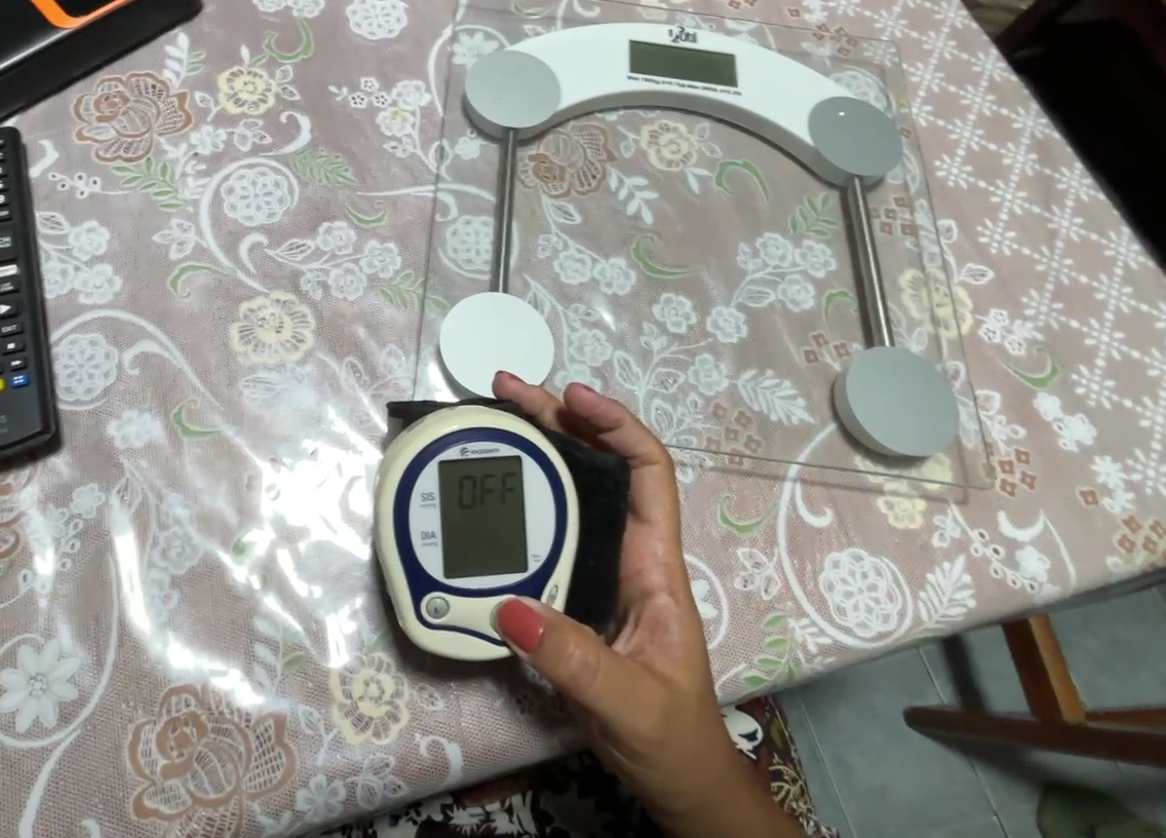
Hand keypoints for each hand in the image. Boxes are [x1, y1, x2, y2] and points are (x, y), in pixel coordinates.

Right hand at [490, 373, 796, 837]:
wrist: (673, 775)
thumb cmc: (670, 736)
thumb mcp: (626, 701)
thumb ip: (573, 660)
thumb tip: (511, 607)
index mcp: (653, 563)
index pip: (649, 471)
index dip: (617, 425)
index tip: (574, 397)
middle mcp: (627, 551)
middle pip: (602, 465)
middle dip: (561, 419)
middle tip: (507, 391)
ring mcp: (600, 567)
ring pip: (573, 491)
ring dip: (539, 448)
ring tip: (496, 419)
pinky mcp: (573, 588)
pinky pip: (547, 528)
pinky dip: (521, 498)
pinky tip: (492, 489)